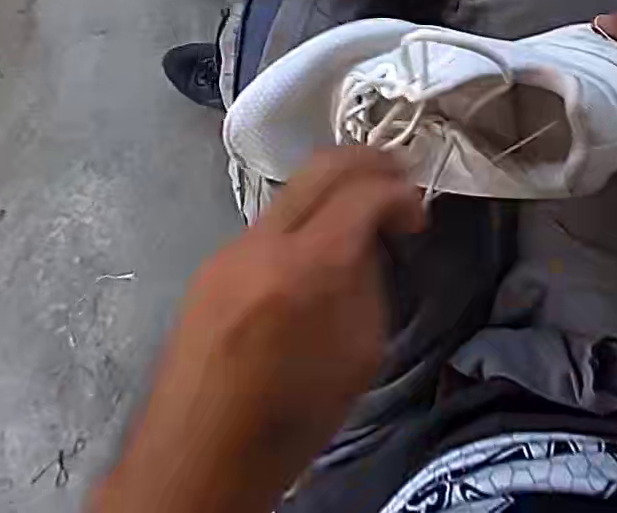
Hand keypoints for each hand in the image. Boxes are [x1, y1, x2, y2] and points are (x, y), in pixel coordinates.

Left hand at [92, 147, 423, 512]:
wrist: (198, 455)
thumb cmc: (291, 420)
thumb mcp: (360, 354)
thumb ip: (369, 280)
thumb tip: (370, 238)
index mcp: (306, 270)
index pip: (362, 194)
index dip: (400, 192)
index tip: (418, 211)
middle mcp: (264, 242)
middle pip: (322, 166)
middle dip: (369, 162)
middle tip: (398, 175)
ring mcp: (233, 245)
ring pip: (295, 188)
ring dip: (336, 187)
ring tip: (362, 208)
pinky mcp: (215, 258)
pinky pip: (272, 219)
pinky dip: (306, 217)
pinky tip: (318, 245)